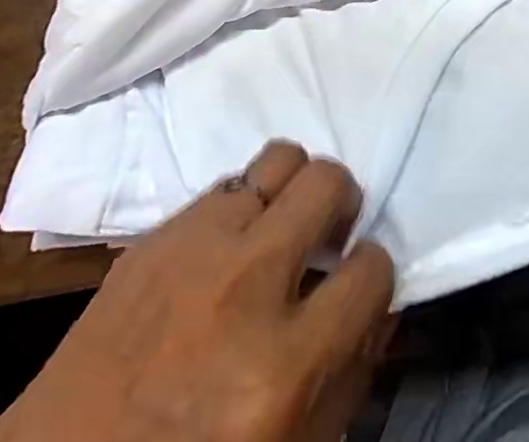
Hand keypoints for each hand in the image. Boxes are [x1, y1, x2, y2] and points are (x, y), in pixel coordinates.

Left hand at [0, 142, 395, 441]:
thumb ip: (353, 369)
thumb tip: (380, 300)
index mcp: (284, 365)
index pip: (372, 269)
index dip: (372, 275)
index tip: (355, 282)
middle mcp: (242, 290)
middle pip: (327, 183)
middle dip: (341, 205)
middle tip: (326, 237)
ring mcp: (189, 255)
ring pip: (277, 159)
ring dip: (290, 193)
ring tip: (278, 229)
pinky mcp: (148, 240)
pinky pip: (222, 187)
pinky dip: (238, 210)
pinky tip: (224, 249)